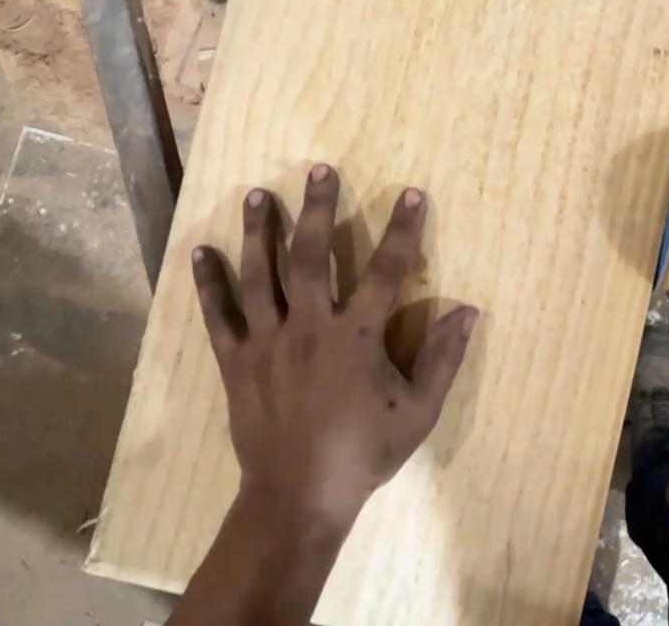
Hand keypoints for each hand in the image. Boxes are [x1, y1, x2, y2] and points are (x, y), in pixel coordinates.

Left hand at [191, 163, 479, 535]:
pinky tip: (200, 252)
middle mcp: (309, 328)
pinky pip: (218, 317)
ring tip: (259, 194)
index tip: (411, 192)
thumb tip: (468, 310)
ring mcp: (267, 343)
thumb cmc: (364, 452)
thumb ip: (443, 359)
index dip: (402, 229)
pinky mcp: (236, 362)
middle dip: (318, 209)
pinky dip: (208, 283)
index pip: (386, 270)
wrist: (298, 499)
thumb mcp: (419, 412)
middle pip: (312, 256)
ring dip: (260, 231)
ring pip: (260, 276)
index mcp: (356, 337)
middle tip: (319, 169)